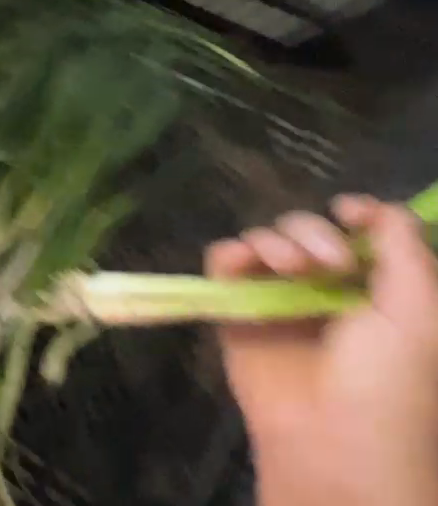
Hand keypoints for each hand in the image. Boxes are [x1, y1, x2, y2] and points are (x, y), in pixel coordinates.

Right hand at [208, 195, 437, 505]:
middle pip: (310, 231)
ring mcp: (279, 296)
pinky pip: (224, 259)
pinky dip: (232, 252)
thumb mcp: (420, 320)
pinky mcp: (235, 304)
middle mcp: (330, 288)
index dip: (361, 215)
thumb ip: (407, 257)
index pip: (367, 236)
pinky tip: (244, 263)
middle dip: (312, 233)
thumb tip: (380, 207)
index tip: (350, 210)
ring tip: (285, 268)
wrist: (333, 435)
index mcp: (384, 293)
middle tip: (325, 262)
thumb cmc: (393, 383)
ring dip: (274, 242)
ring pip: (266, 240)